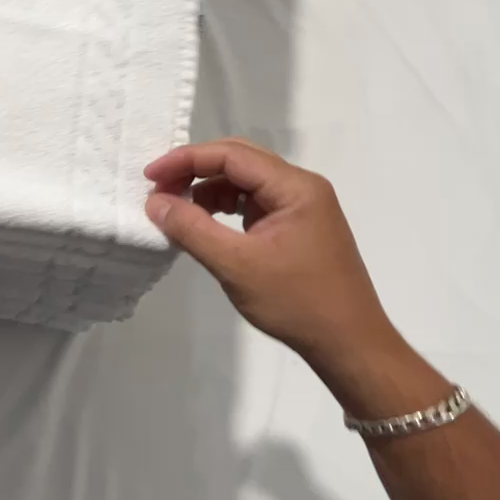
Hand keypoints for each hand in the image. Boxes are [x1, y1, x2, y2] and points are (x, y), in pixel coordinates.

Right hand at [144, 138, 396, 358]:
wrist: (349, 344)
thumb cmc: (296, 302)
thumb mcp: (236, 265)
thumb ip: (192, 229)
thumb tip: (155, 202)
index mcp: (295, 187)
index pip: (231, 155)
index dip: (186, 160)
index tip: (150, 177)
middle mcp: (301, 187)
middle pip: (238, 160)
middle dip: (194, 170)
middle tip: (158, 189)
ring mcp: (300, 207)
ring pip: (244, 181)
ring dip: (207, 189)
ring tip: (175, 210)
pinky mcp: (295, 226)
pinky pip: (252, 203)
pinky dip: (223, 208)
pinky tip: (203, 224)